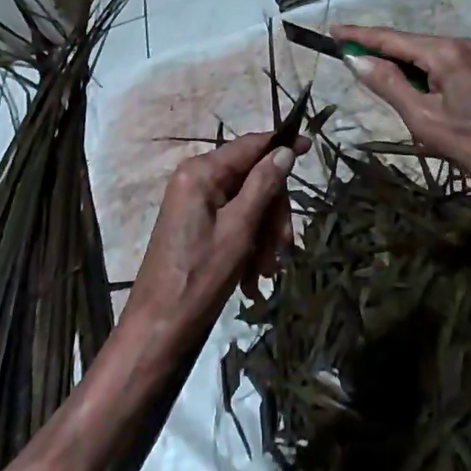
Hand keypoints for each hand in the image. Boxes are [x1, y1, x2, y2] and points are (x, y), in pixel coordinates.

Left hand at [121, 131, 307, 350]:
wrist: (161, 325)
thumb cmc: (200, 275)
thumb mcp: (239, 229)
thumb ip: (263, 185)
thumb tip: (284, 150)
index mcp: (201, 172)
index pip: (249, 145)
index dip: (281, 146)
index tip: (310, 147)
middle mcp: (195, 179)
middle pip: (252, 178)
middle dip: (273, 212)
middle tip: (284, 246)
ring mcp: (194, 202)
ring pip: (247, 204)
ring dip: (264, 235)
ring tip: (267, 272)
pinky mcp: (196, 224)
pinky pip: (234, 222)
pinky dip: (249, 245)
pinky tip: (253, 277)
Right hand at [329, 25, 470, 201]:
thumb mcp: (423, 118)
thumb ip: (388, 84)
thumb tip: (355, 59)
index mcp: (445, 52)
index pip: (391, 38)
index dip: (359, 35)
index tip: (331, 32)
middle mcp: (461, 44)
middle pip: (408, 43)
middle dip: (378, 49)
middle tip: (346, 56)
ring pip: (425, 54)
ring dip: (399, 63)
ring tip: (373, 74)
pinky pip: (442, 63)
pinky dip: (420, 71)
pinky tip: (410, 85)